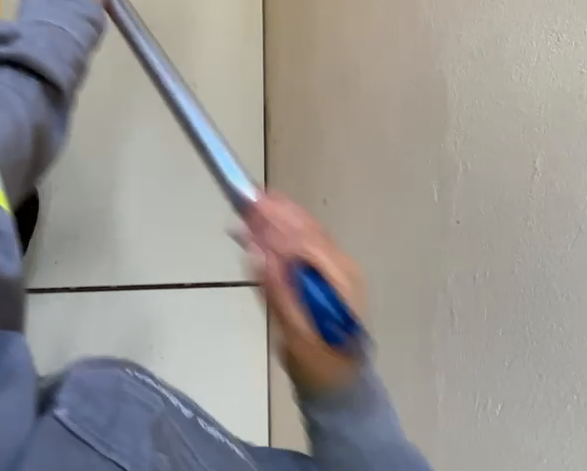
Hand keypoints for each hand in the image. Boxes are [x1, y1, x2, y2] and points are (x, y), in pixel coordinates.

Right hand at [239, 191, 366, 395]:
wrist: (341, 389)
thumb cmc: (320, 366)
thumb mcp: (297, 336)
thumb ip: (279, 293)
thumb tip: (257, 253)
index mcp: (341, 282)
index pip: (305, 240)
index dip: (277, 222)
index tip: (249, 208)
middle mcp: (342, 268)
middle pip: (306, 229)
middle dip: (275, 212)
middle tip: (244, 196)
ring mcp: (336, 269)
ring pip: (305, 231)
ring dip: (278, 216)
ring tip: (250, 201)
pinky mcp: (326, 274)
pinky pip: (303, 242)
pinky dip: (282, 229)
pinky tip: (264, 223)